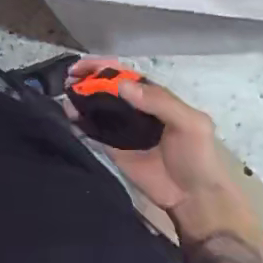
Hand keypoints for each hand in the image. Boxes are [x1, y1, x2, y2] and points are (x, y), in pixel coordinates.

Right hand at [65, 58, 251, 232]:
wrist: (193, 197)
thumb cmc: (197, 156)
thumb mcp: (189, 123)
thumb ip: (159, 101)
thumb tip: (121, 85)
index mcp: (154, 97)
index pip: (126, 75)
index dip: (104, 66)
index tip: (82, 66)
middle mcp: (136, 109)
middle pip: (107, 88)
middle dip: (87, 79)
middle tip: (68, 79)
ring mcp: (122, 129)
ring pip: (97, 108)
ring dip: (80, 99)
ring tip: (64, 96)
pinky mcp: (113, 149)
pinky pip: (93, 132)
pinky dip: (79, 123)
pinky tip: (68, 117)